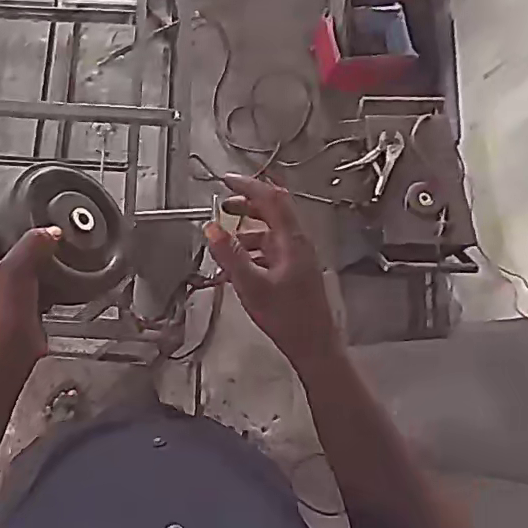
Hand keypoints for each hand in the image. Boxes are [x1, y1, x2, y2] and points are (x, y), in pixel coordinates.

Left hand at [0, 225, 61, 371]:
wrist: (9, 353)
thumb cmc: (2, 317)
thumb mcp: (17, 267)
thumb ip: (33, 244)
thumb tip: (51, 232)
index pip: (8, 242)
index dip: (27, 235)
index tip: (48, 231)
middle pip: (23, 261)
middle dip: (42, 255)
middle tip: (60, 248)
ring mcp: (12, 303)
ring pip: (35, 279)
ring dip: (50, 274)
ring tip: (66, 266)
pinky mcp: (28, 319)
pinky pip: (45, 298)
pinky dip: (56, 293)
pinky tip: (65, 292)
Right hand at [203, 173, 342, 366]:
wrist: (315, 347)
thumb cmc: (289, 319)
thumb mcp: (251, 286)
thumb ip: (230, 255)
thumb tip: (212, 229)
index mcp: (291, 241)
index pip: (272, 199)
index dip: (248, 185)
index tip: (227, 180)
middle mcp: (298, 244)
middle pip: (273, 211)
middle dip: (247, 204)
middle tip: (224, 204)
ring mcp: (298, 257)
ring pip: (271, 232)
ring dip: (247, 229)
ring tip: (225, 238)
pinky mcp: (296, 272)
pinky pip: (272, 250)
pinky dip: (253, 249)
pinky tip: (238, 264)